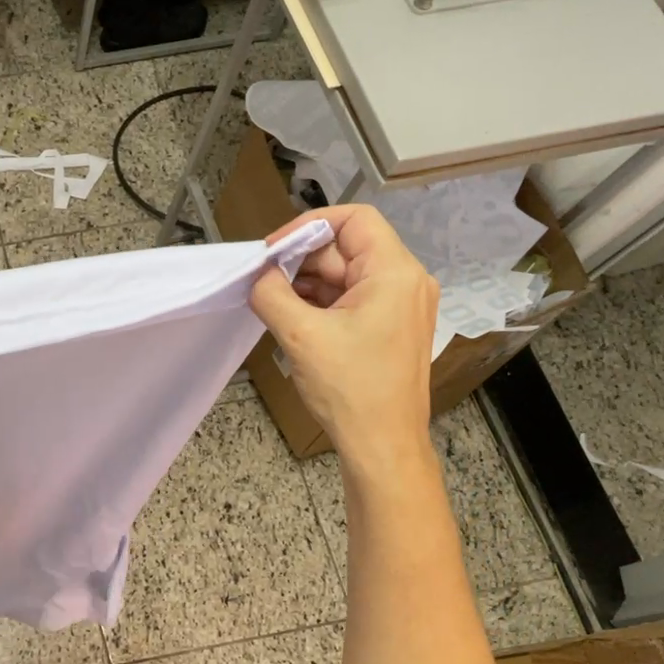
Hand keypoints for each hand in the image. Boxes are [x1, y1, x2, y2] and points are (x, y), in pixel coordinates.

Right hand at [250, 205, 438, 472]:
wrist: (382, 443)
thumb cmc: (349, 388)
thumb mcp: (301, 336)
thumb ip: (272, 295)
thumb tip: (258, 275)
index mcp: (394, 273)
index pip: (353, 220)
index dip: (308, 226)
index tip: (271, 251)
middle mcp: (405, 282)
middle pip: (347, 250)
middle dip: (301, 262)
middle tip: (262, 283)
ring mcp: (400, 307)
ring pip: (346, 278)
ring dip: (307, 286)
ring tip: (272, 306)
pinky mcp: (390, 330)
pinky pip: (351, 302)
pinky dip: (320, 306)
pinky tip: (293, 322)